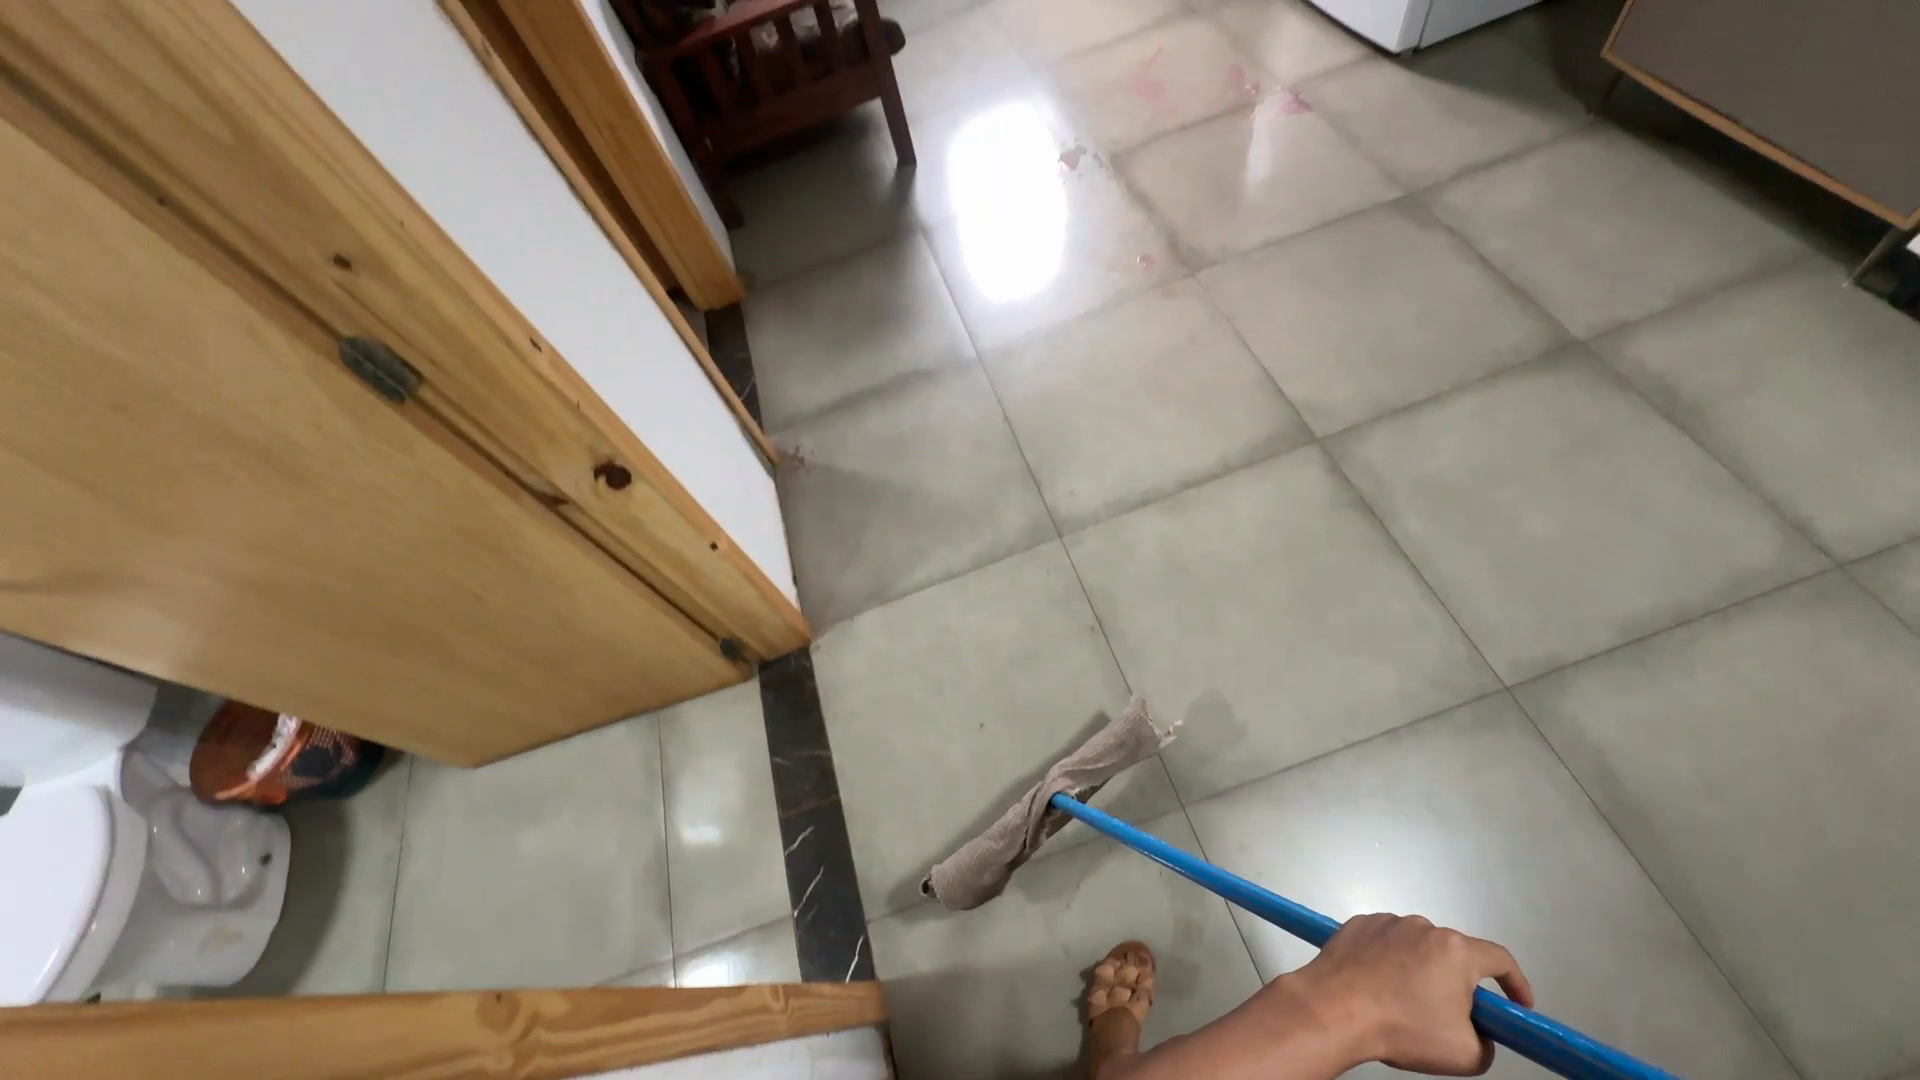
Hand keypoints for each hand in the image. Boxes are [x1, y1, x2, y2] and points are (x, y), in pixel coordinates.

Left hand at [1280, 913, 1534, 1075]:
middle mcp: (1420, 926)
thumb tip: (1474, 1027)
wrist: (1333, 1009)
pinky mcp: (1355, 924)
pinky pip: (1385, 942)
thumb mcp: (1467, 1053)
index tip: (1519, 1005)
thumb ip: (1486, 1039)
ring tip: (1406, 1002)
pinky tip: (1379, 986)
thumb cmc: (1403, 1028)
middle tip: (1450, 1013)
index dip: (1516, 983)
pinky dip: (1390, 960)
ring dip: (1421, 969)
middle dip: (1459, 982)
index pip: (1500, 958)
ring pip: (1417, 946)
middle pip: (1454, 953)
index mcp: (1454, 950)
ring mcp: (1383, 921)